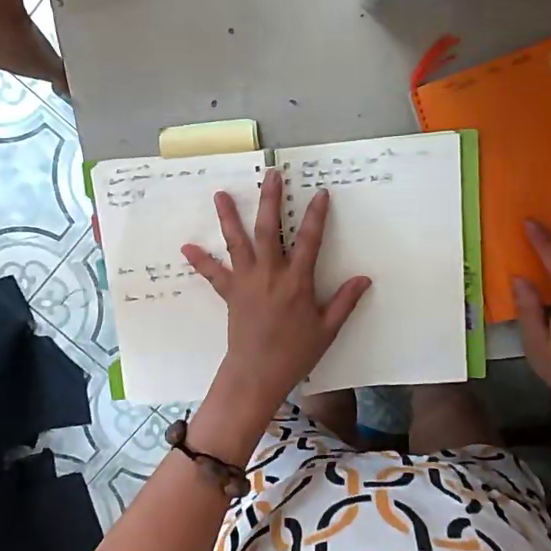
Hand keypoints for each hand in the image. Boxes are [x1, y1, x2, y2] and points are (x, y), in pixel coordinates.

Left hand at [183, 169, 371, 410]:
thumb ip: (344, 302)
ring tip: (220, 195)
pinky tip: (186, 246)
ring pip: (237, 243)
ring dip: (229, 217)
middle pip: (270, 230)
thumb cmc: (295, 353)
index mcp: (297, 282)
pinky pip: (213, 274)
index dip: (316, 216)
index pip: (310, 241)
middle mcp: (270, 275)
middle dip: (270, 200)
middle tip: (271, 175)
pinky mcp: (230, 294)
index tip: (319, 193)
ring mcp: (246, 282)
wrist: (257, 375)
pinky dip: (200, 260)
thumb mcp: (327, 329)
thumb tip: (364, 279)